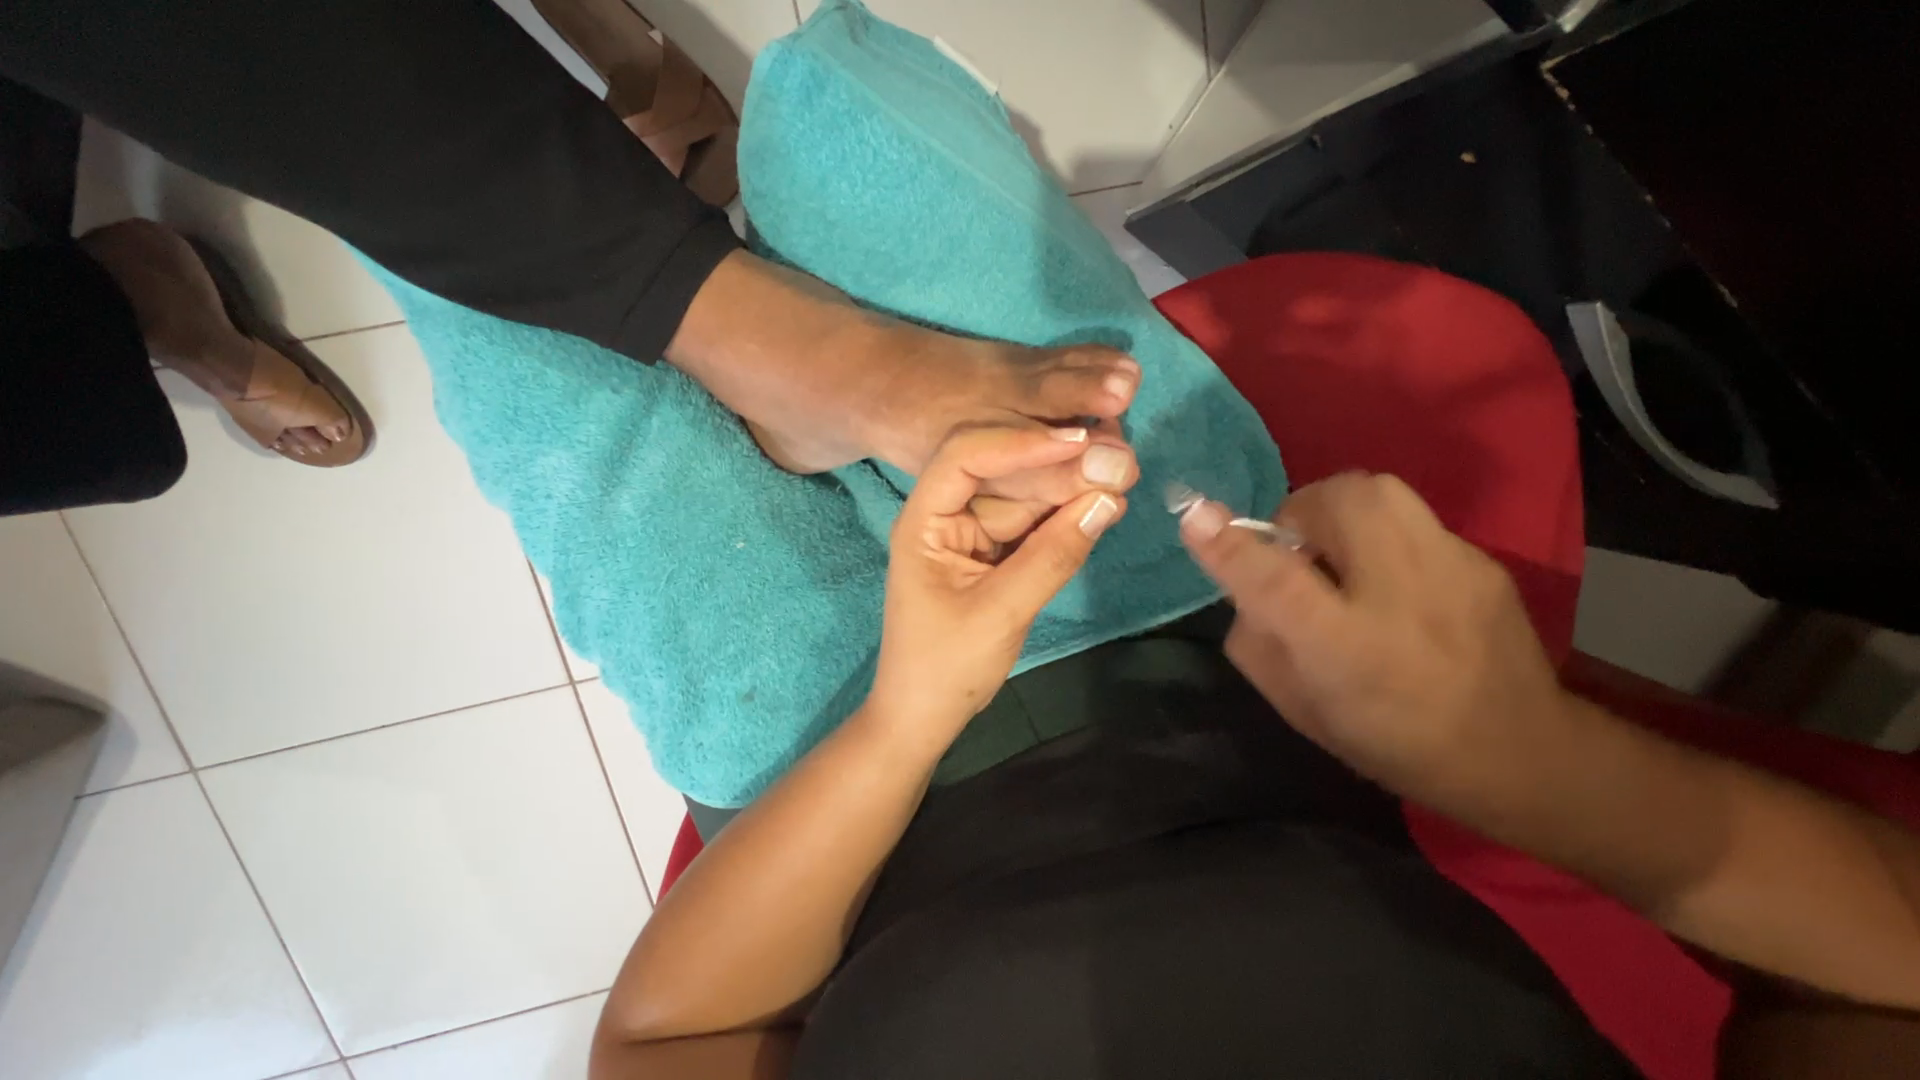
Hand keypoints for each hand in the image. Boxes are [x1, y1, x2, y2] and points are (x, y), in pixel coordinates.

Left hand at [867, 425, 1127, 746]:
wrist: (924, 716)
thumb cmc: (946, 666)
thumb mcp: (1001, 613)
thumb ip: (1053, 556)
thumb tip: (1107, 502)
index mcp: (925, 518)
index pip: (966, 455)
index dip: (1021, 441)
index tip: (1079, 440)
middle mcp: (947, 513)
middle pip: (1002, 469)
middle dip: (1058, 461)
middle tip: (1120, 455)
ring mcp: (972, 532)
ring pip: (1024, 494)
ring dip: (1070, 484)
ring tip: (1123, 472)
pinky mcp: (995, 553)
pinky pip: (1033, 522)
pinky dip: (1066, 515)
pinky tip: (1105, 503)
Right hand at [1179, 472, 1569, 799]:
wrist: (1518, 754)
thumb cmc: (1391, 741)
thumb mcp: (1302, 709)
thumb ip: (1258, 644)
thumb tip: (1240, 589)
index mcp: (1345, 649)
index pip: (1275, 581)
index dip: (1230, 545)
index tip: (1195, 516)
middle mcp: (1400, 595)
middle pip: (1338, 500)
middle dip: (1299, 511)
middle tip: (1298, 555)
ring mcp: (1451, 569)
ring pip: (1380, 491)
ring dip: (1341, 511)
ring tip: (1343, 555)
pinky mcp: (1483, 561)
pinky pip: (1414, 521)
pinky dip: (1386, 538)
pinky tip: (1397, 581)